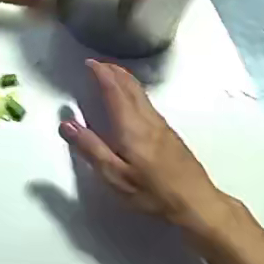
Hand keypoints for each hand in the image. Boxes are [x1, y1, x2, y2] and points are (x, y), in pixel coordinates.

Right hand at [59, 60, 233, 232]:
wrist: (195, 201)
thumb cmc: (153, 192)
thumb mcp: (115, 177)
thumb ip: (91, 149)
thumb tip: (67, 124)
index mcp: (131, 127)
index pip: (114, 92)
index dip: (102, 75)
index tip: (90, 63)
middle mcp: (148, 120)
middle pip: (131, 88)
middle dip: (114, 72)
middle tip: (100, 63)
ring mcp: (162, 127)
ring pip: (142, 94)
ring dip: (126, 81)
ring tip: (114, 75)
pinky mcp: (170, 135)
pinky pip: (148, 104)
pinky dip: (136, 93)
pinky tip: (134, 101)